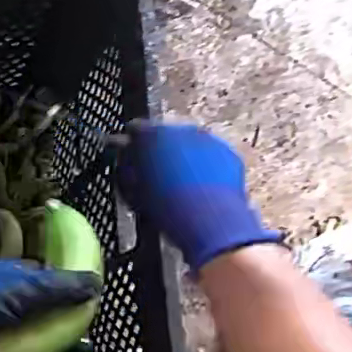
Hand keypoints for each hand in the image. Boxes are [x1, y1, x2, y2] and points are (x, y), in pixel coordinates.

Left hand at [0, 260, 100, 351]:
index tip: (87, 321)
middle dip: (66, 341)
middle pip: (49, 322)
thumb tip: (96, 282)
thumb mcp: (13, 292)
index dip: (72, 302)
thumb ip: (55, 288)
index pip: (52, 286)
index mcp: (11, 278)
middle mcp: (6, 304)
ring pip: (37, 348)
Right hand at [119, 122, 279, 267]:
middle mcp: (183, 130)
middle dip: (157, 150)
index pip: (135, 129)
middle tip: (151, 174)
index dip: (129, 144)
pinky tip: (195, 189)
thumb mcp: (133, 192)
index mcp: (154, 136)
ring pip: (187, 144)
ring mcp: (208, 140)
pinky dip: (202, 167)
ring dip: (180, 158)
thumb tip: (123, 157)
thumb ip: (126, 168)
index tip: (128, 156)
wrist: (211, 222)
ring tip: (174, 185)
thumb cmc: (168, 210)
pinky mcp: (228, 154)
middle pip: (164, 134)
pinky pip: (209, 156)